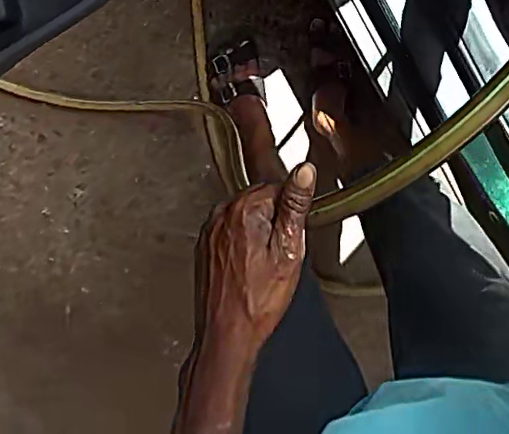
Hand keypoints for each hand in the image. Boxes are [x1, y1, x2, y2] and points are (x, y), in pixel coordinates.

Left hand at [175, 163, 316, 433]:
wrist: (226, 338)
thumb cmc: (257, 301)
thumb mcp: (289, 250)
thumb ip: (296, 204)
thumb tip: (304, 171)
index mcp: (244, 208)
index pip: (279, 188)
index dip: (290, 214)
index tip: (288, 237)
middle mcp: (222, 213)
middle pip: (260, 199)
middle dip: (273, 220)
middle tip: (278, 254)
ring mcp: (210, 230)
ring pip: (245, 216)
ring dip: (257, 232)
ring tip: (262, 264)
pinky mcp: (204, 245)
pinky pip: (230, 231)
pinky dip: (241, 244)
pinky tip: (247, 268)